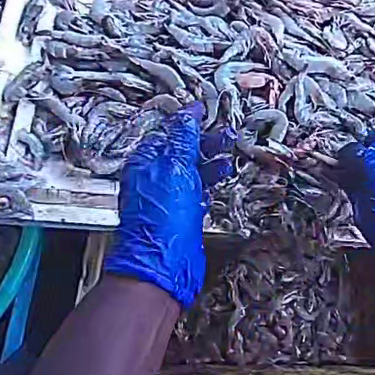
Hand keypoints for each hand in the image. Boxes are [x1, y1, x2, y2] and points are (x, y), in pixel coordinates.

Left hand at [101, 107, 232, 308]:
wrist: (165, 263)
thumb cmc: (162, 218)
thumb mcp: (174, 168)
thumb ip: (182, 140)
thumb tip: (188, 113)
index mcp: (144, 163)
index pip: (167, 133)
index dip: (187, 121)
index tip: (206, 111)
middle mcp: (153, 178)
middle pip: (180, 150)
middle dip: (203, 139)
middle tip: (226, 132)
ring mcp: (168, 197)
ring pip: (191, 169)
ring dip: (211, 158)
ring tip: (230, 150)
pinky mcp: (182, 213)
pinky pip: (197, 188)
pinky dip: (211, 179)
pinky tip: (223, 173)